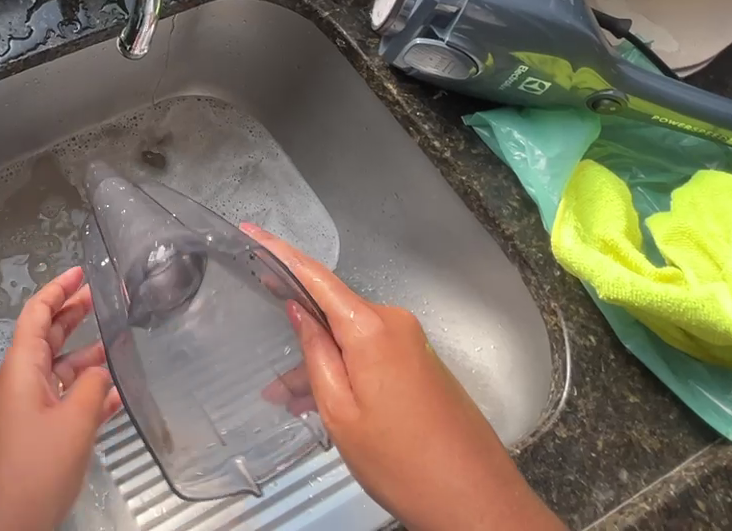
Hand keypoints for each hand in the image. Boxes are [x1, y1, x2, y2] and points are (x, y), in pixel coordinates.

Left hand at [0, 266, 122, 530]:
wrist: (13, 521)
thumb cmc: (37, 466)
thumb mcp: (74, 422)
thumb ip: (93, 387)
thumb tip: (102, 370)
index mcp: (22, 366)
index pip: (37, 312)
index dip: (58, 288)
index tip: (80, 271)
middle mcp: (25, 378)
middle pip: (50, 333)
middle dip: (74, 311)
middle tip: (103, 294)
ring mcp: (34, 404)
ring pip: (63, 365)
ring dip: (89, 351)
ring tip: (119, 336)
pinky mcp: (44, 428)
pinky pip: (69, 397)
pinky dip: (91, 389)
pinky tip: (118, 389)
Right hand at [246, 225, 563, 530]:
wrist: (482, 507)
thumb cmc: (403, 463)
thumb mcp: (340, 411)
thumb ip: (315, 351)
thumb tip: (298, 309)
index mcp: (370, 327)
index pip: (314, 275)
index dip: (278, 250)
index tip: (250, 229)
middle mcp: (393, 322)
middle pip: (330, 313)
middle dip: (298, 337)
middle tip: (268, 374)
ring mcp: (410, 342)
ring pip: (348, 339)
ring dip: (321, 365)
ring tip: (291, 404)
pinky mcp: (420, 362)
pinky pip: (369, 353)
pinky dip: (344, 371)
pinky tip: (324, 403)